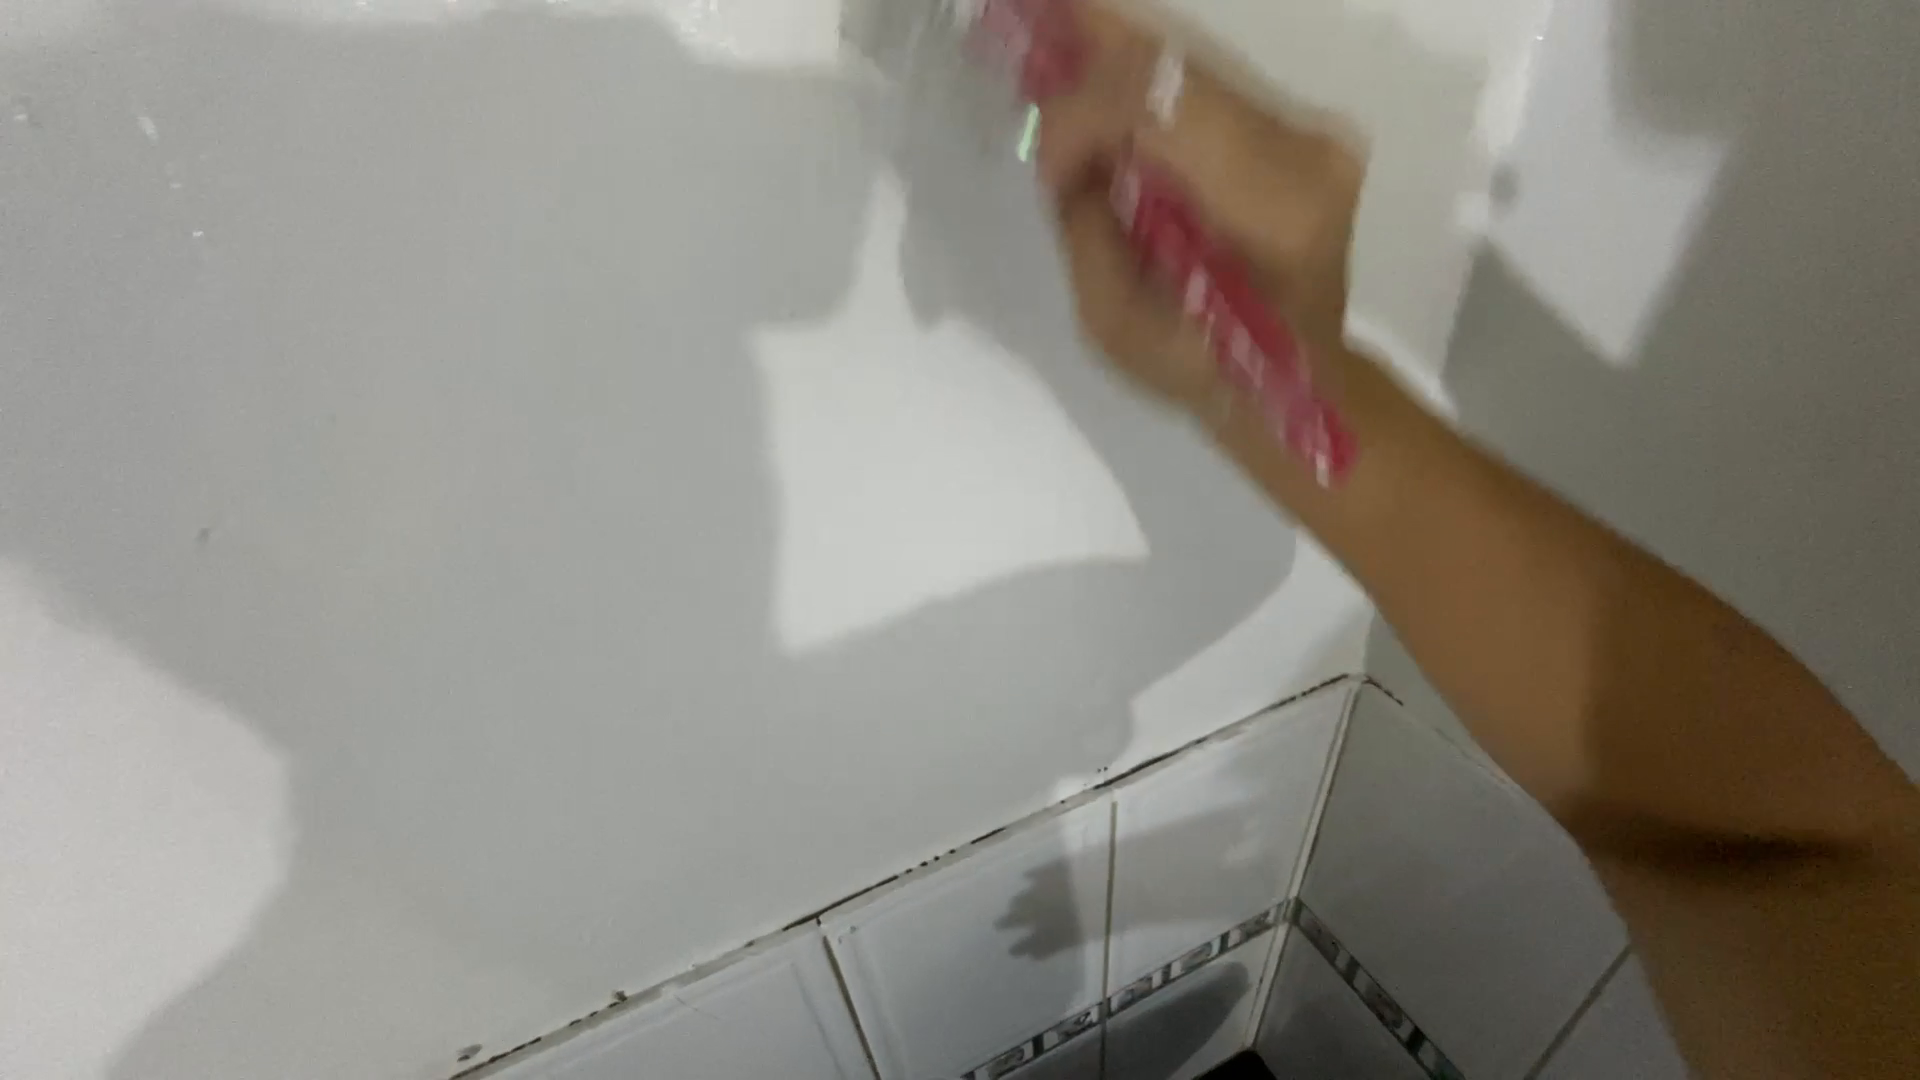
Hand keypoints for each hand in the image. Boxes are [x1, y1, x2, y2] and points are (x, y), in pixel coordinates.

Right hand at [1033, 4, 1366, 416]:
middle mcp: (1307, 152)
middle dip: (1095, 51)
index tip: (1046, 161)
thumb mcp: (1118, 328)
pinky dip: (1147, 83)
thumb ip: (1088, 233)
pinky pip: (1208, 88)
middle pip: (1182, 67)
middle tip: (1027, 29)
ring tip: (1051, 39)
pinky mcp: (1302, 132)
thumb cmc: (1205, 375)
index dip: (1088, 111)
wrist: (1295, 380)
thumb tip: (1068, 153)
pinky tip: (1100, 75)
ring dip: (1117, 56)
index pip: (1165, 109)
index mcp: (1271, 213)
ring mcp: (1314, 135)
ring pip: (1195, 65)